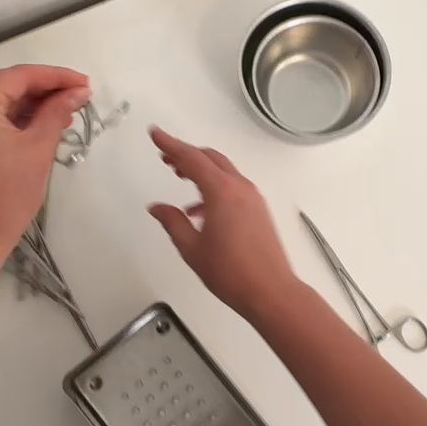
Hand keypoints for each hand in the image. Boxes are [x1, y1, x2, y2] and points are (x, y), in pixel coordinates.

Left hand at [0, 65, 89, 255]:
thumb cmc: (6, 194)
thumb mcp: (37, 148)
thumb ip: (57, 112)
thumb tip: (78, 92)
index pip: (20, 76)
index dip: (56, 77)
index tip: (85, 83)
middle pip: (7, 84)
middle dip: (45, 90)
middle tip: (80, 97)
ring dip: (32, 104)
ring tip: (67, 112)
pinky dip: (15, 118)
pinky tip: (42, 124)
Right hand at [147, 127, 303, 320]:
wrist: (270, 291)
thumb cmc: (233, 273)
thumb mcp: (191, 248)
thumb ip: (172, 222)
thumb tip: (158, 208)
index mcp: (221, 192)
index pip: (191, 158)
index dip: (170, 144)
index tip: (156, 134)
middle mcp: (240, 189)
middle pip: (210, 158)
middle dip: (186, 154)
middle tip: (166, 155)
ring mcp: (253, 199)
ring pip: (223, 171)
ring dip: (201, 170)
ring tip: (180, 177)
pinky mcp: (259, 211)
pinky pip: (233, 188)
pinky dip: (215, 188)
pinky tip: (200, 210)